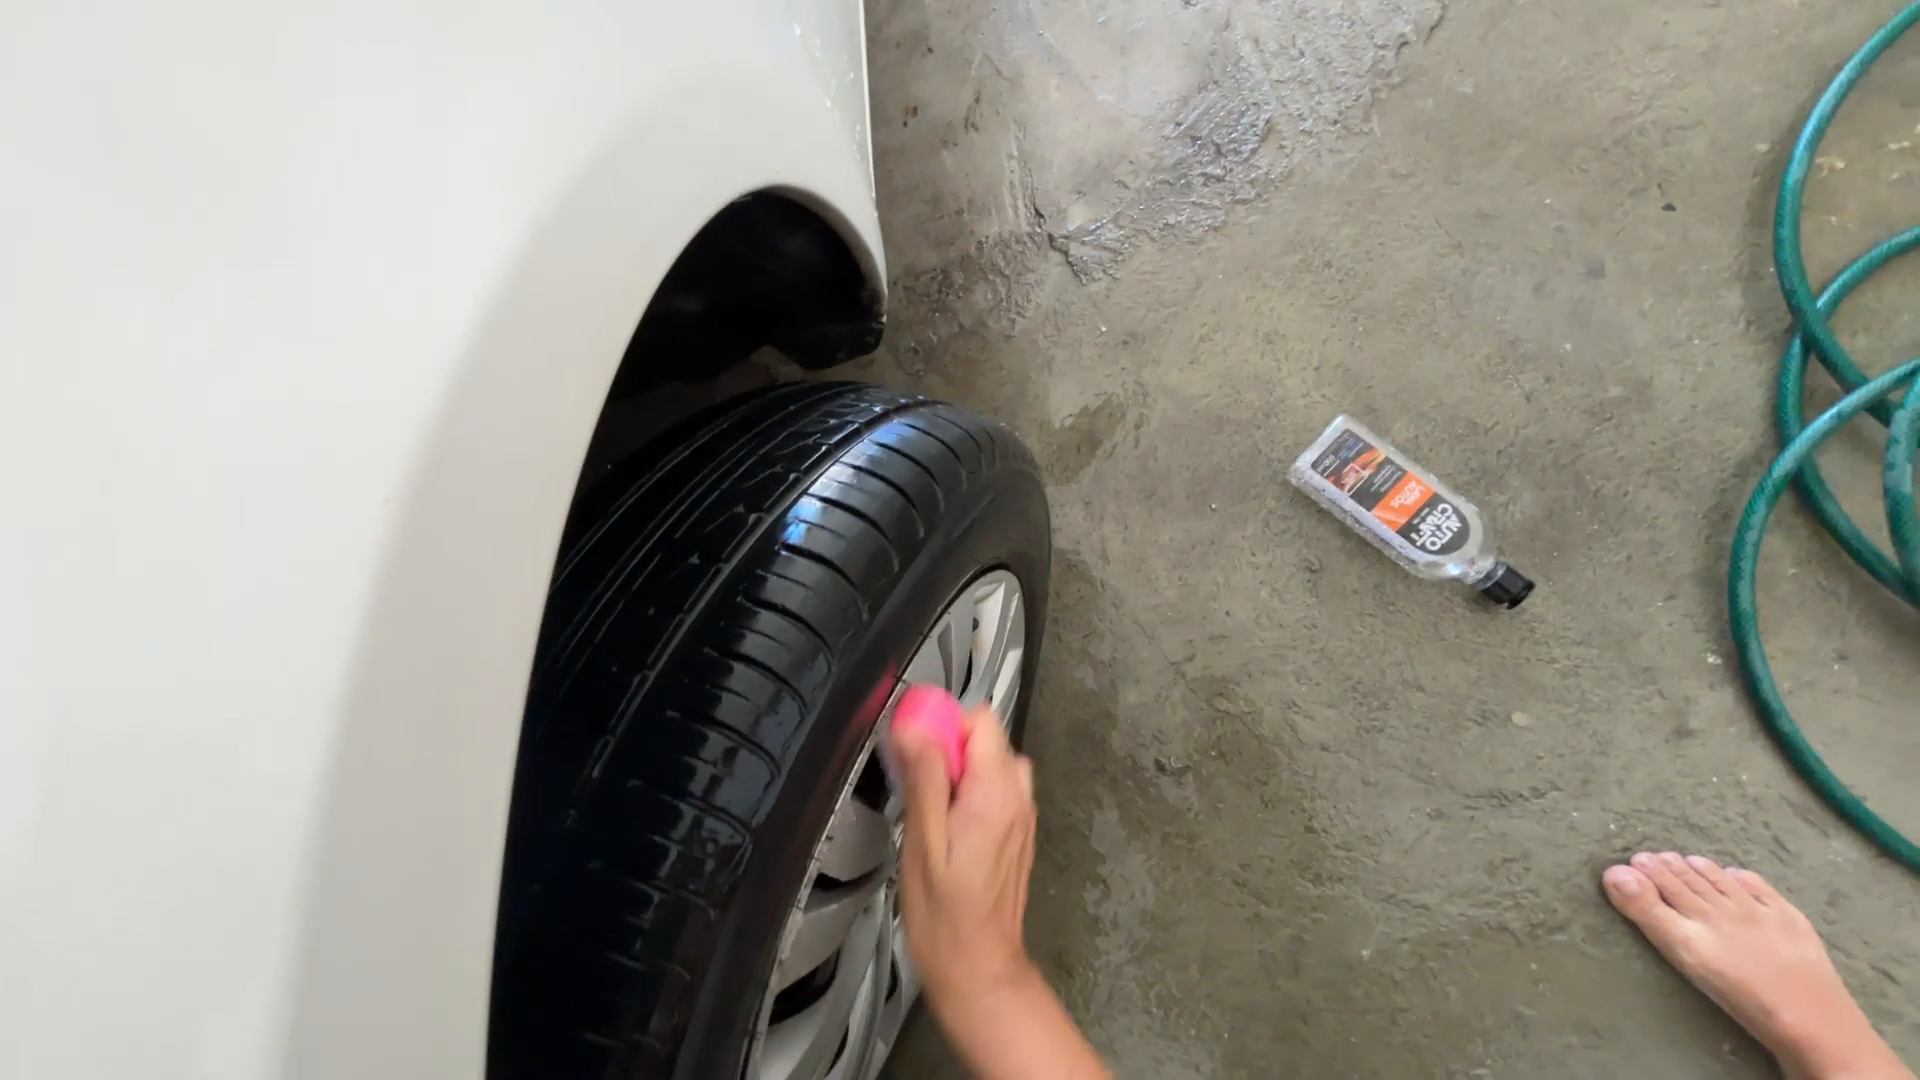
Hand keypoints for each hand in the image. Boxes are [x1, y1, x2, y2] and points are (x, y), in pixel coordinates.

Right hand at [893, 702, 1038, 1006]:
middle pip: (986, 737)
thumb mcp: (923, 842)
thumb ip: (923, 777)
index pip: (980, 719)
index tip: (914, 748)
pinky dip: (971, 789)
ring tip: (930, 808)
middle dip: (948, 747)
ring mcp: (1023, 812)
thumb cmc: (945, 914)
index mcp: (996, 792)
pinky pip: (996, 786)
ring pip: (990, 761)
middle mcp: (1018, 795)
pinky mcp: (1018, 829)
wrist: (980, 969)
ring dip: (959, 769)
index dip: (944, 723)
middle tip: (917, 785)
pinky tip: (947, 825)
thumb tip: (913, 725)